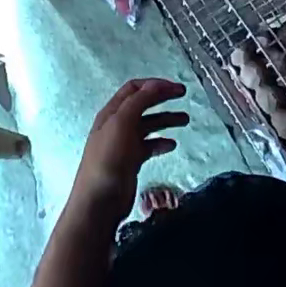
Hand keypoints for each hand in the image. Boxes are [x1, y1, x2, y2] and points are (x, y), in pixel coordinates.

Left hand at [73, 78, 187, 217]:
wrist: (99, 201)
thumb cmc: (108, 159)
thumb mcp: (121, 124)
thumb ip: (138, 103)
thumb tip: (156, 85)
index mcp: (111, 112)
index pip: (133, 89)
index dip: (154, 85)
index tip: (176, 88)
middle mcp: (116, 125)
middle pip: (142, 104)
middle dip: (162, 98)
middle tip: (184, 96)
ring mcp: (124, 144)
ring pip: (148, 125)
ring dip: (166, 119)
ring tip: (185, 120)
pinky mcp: (131, 161)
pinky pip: (149, 146)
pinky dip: (161, 142)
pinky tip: (172, 145)